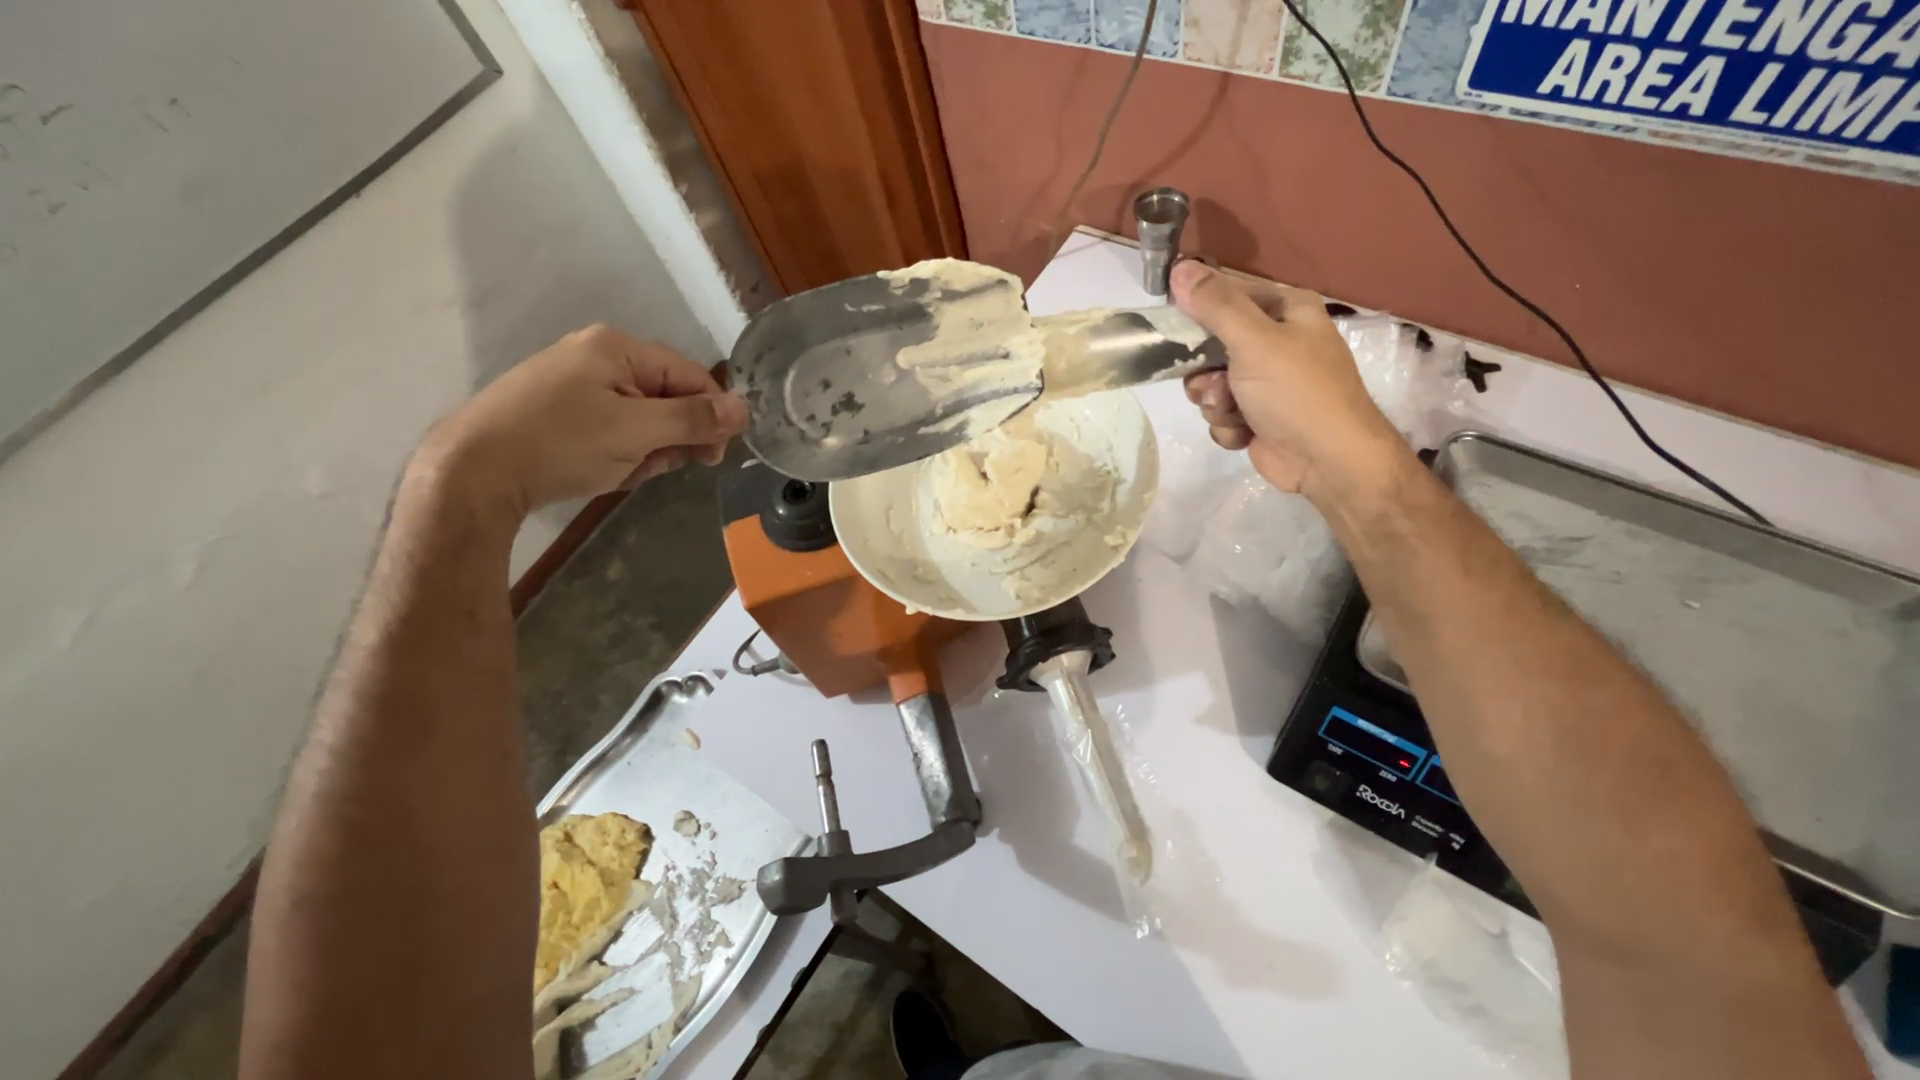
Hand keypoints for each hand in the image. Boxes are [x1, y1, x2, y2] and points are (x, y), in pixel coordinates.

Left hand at [413, 324, 746, 519]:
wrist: (470, 472)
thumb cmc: (559, 445)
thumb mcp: (636, 432)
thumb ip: (693, 419)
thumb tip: (745, 409)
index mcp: (616, 347)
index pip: (690, 374)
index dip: (710, 415)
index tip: (713, 458)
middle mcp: (595, 354)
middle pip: (665, 395)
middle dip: (669, 436)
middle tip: (654, 467)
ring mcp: (571, 381)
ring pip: (639, 415)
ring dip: (643, 449)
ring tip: (618, 471)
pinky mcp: (555, 409)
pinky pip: (609, 425)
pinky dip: (616, 451)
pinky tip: (599, 470)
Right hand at [1172, 261, 1402, 496]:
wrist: (1328, 461)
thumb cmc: (1296, 392)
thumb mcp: (1254, 340)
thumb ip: (1215, 305)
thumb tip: (1180, 267)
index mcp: (1287, 309)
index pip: (1228, 294)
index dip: (1198, 311)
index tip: (1175, 330)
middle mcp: (1278, 341)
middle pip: (1213, 344)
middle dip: (1205, 371)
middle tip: (1212, 384)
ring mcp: (1269, 382)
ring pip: (1213, 384)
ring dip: (1215, 402)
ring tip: (1233, 412)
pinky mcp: (1259, 417)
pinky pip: (1224, 413)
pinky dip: (1229, 425)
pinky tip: (1245, 434)